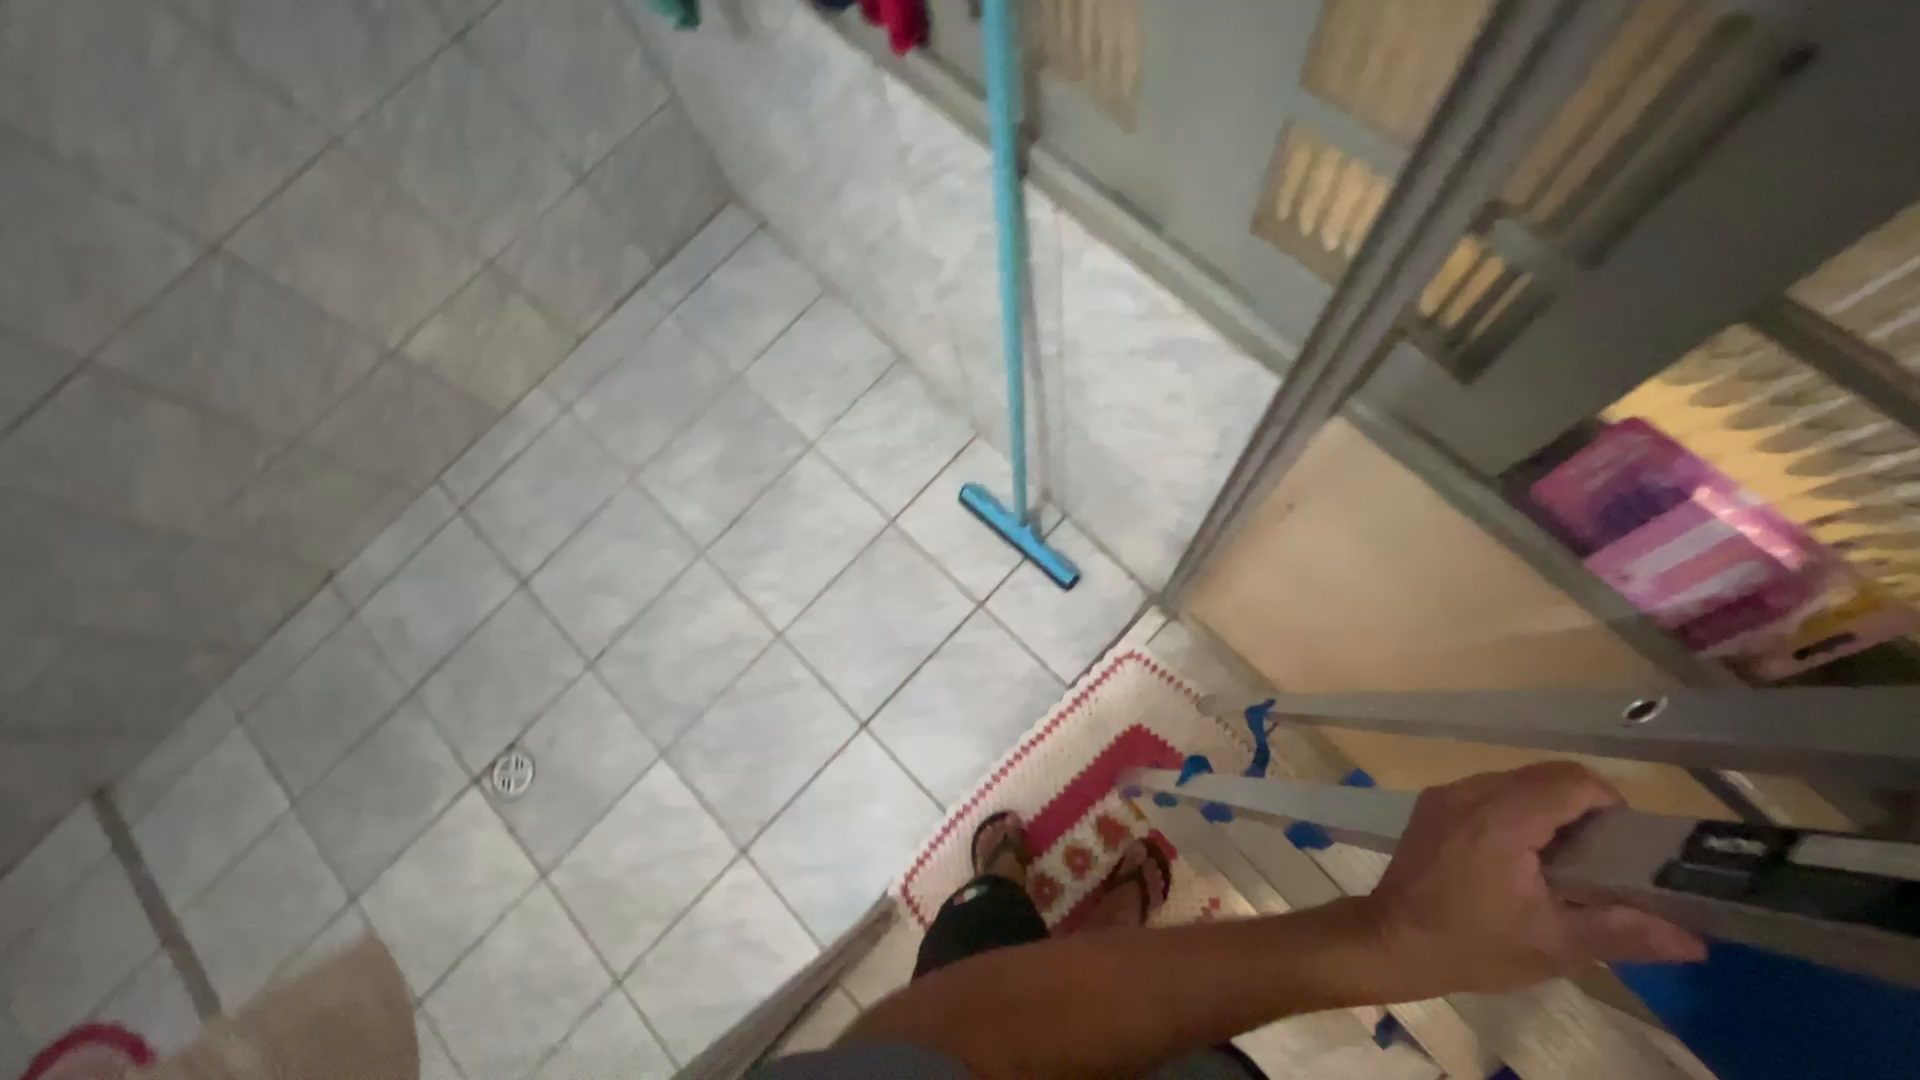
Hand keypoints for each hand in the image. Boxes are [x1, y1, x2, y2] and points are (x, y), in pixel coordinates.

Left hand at [1361, 762, 1706, 997]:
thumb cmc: (1473, 944)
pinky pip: (1486, 791)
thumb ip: (1623, 932)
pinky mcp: (1431, 805)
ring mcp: (1445, 795)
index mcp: (1500, 819)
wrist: (1392, 939)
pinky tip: (1521, 857)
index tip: (1625, 844)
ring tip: (1564, 862)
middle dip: (1582, 808)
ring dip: (1547, 809)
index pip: (1570, 780)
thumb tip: (1692, 938)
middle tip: (1602, 859)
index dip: (1609, 803)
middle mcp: (1469, 793)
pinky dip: (1514, 810)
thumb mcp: (1554, 945)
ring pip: (1514, 781)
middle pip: (1543, 776)